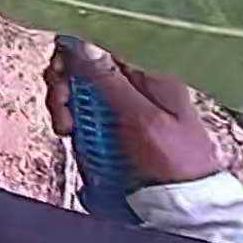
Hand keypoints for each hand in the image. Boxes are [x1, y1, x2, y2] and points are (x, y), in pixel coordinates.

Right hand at [43, 40, 221, 184]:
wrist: (181, 202)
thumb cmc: (174, 159)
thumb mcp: (142, 118)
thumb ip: (110, 80)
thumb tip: (81, 44)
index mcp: (147, 70)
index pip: (101, 40)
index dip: (74, 48)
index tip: (62, 68)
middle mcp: (129, 80)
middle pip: (79, 60)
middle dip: (63, 78)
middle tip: (63, 101)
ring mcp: (115, 99)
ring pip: (71, 82)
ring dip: (61, 100)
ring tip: (67, 125)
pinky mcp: (102, 117)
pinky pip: (73, 105)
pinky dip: (64, 115)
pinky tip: (69, 131)